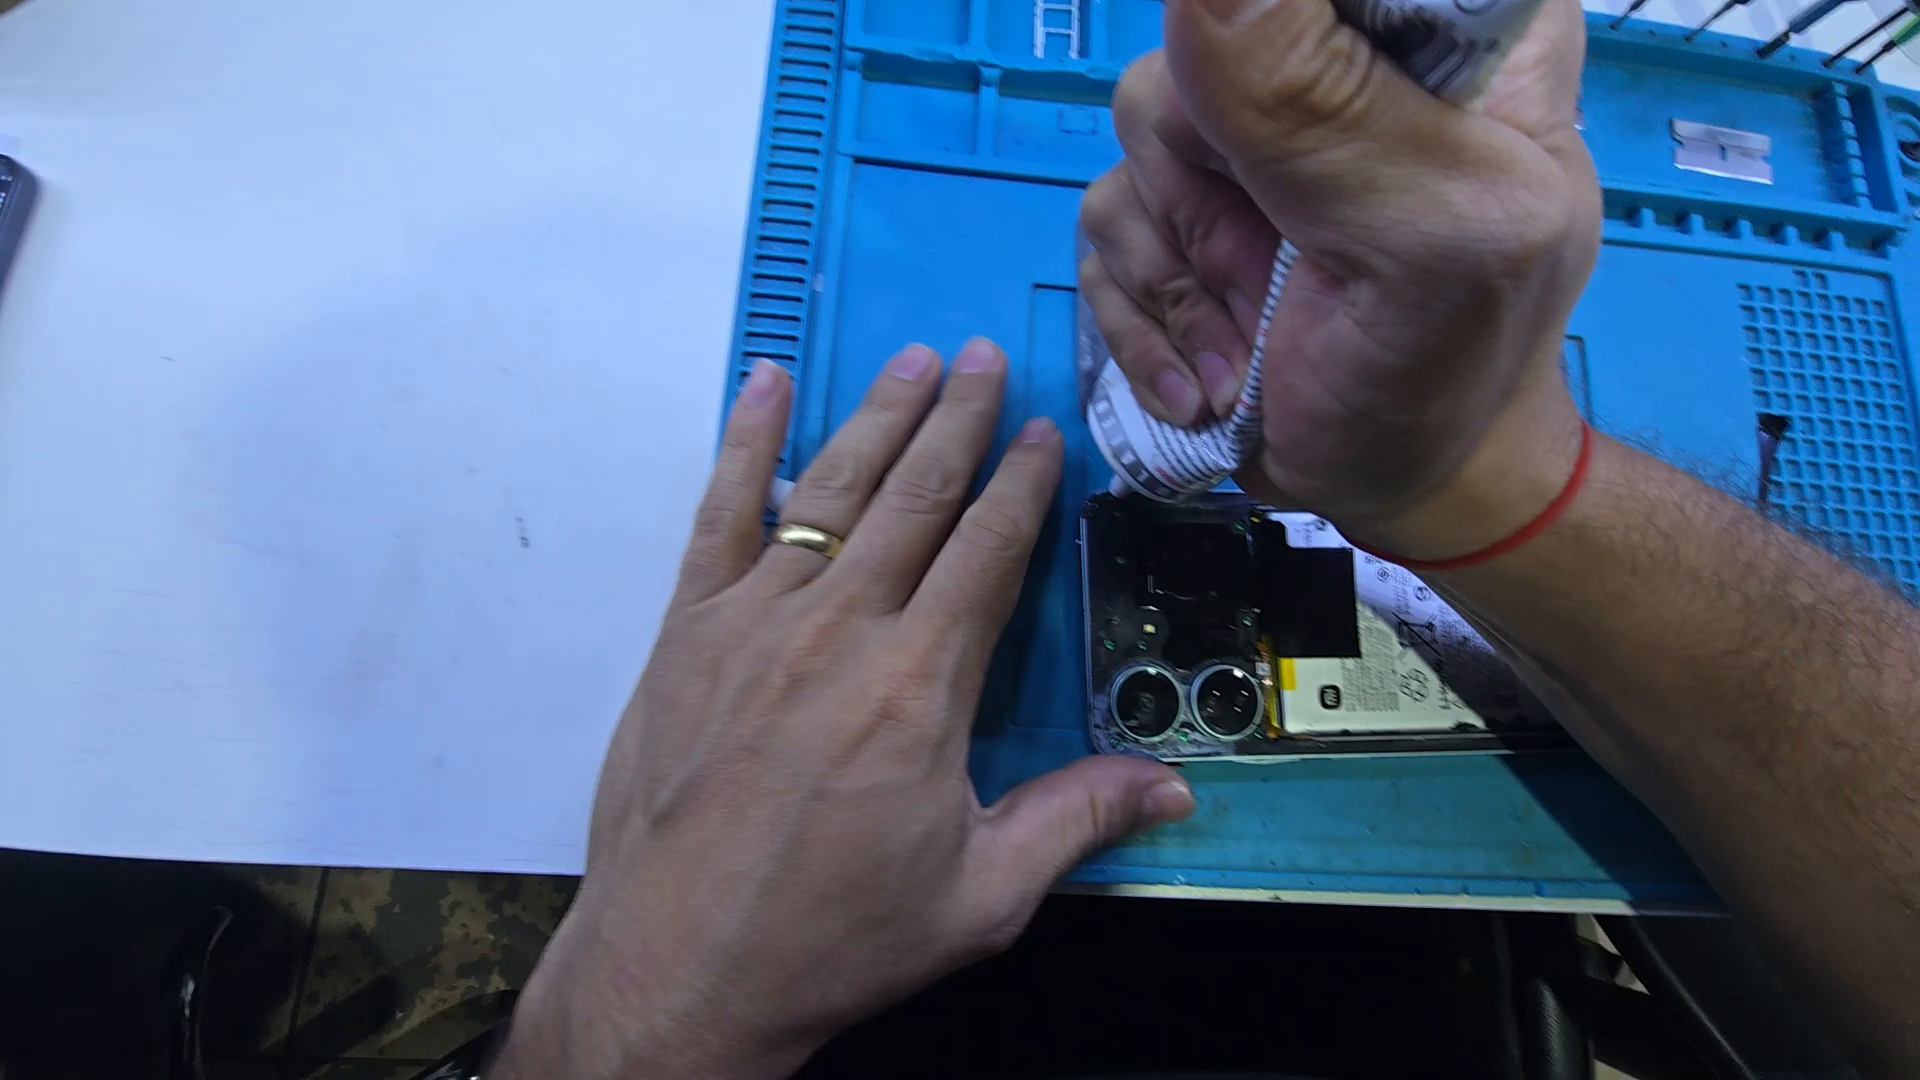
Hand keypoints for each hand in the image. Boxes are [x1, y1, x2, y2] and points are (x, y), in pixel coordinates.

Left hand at [494, 342, 1194, 1079]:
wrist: (680, 970)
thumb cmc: (835, 936)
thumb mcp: (980, 896)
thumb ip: (1076, 822)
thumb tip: (1172, 790)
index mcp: (922, 685)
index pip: (988, 550)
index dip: (1021, 483)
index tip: (1040, 433)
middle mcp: (844, 630)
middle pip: (918, 497)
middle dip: (959, 420)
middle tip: (984, 357)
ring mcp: (758, 618)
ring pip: (833, 488)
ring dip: (881, 417)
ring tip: (914, 361)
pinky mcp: (690, 627)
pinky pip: (720, 513)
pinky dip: (745, 442)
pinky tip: (767, 385)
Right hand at [1079, 0, 1600, 558]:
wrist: (1386, 478)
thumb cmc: (1441, 369)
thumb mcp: (1422, 237)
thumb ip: (1320, 104)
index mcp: (1419, 38)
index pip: (1285, 0)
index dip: (1247, 56)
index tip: (1267, 174)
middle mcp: (1309, 84)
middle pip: (1171, 89)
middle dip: (1201, 221)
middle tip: (1266, 290)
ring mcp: (1226, 173)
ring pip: (1119, 183)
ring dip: (1171, 297)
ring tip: (1237, 362)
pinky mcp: (1171, 244)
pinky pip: (1099, 260)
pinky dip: (1140, 336)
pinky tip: (1199, 386)